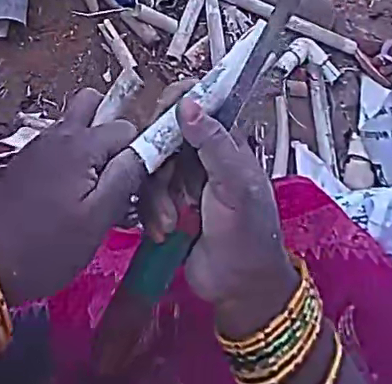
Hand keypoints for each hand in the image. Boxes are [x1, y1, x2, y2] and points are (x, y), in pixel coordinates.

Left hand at [0, 89, 145, 303]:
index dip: (145, 156)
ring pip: (79, 126)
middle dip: (117, 132)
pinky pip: (62, 146)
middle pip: (96, 105)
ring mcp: (41, 145)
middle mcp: (61, 133)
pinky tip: (79, 199)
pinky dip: (77, 160)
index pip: (129, 129)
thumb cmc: (44, 246)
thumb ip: (125, 177)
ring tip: (105, 191)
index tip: (148, 192)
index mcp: (82, 143)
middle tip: (125, 173)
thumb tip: (147, 150)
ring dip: (97, 147)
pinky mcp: (28, 162)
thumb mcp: (95, 220)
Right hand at [168, 100, 296, 335]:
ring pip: (149, 165)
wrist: (240, 289)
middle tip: (166, 182)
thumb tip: (187, 102)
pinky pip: (143, 193)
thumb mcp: (235, 184)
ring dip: (157, 196)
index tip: (162, 119)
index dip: (174, 103)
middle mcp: (197, 153)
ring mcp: (179, 178)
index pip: (194, 103)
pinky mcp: (163, 203)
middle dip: (159, 162)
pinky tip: (164, 231)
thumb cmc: (248, 232)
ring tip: (171, 222)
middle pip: (161, 133)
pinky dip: (150, 213)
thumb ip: (213, 142)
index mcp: (221, 139)